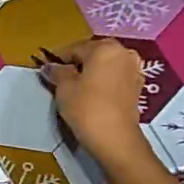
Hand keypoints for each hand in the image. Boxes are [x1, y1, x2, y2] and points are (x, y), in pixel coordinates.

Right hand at [43, 38, 154, 168]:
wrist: (114, 136)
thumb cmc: (85, 107)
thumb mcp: (64, 88)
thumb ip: (57, 72)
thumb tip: (50, 66)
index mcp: (105, 48)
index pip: (75, 48)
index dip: (58, 58)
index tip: (46, 69)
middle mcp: (124, 52)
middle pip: (93, 54)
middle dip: (77, 64)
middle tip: (60, 79)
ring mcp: (134, 68)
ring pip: (105, 65)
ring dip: (90, 72)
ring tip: (75, 88)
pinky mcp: (137, 85)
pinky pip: (114, 76)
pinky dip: (102, 81)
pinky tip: (92, 94)